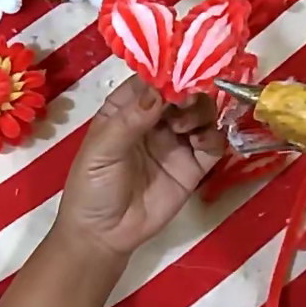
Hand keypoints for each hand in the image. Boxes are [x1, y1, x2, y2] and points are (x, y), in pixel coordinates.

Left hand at [56, 76, 225, 260]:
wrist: (104, 235)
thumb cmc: (92, 188)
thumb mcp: (102, 150)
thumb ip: (130, 119)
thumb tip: (159, 90)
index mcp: (125, 110)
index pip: (150, 80)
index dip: (166, 72)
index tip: (177, 71)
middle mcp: (152, 121)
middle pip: (181, 92)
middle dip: (187, 90)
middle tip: (184, 101)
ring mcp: (174, 143)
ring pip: (200, 113)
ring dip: (199, 111)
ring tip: (183, 127)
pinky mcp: (192, 167)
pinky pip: (212, 143)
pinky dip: (213, 137)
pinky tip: (200, 142)